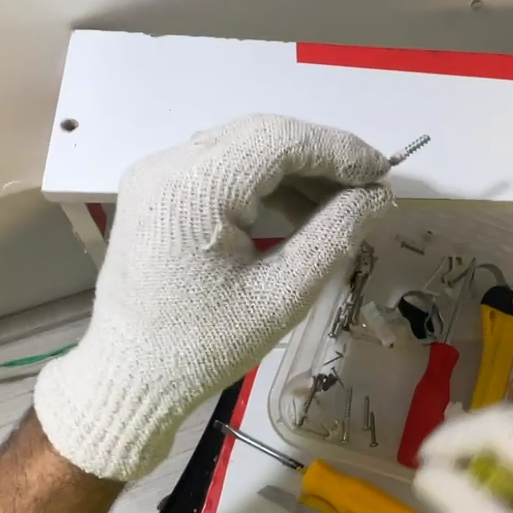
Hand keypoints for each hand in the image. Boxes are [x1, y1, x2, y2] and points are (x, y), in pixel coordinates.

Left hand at [36, 115, 391, 480]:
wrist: (130, 377)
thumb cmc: (204, 345)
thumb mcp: (281, 296)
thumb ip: (335, 235)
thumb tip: (378, 195)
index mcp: (191, 188)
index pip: (278, 139)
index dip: (337, 149)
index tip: (382, 173)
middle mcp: (167, 164)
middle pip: (261, 136)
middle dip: (321, 157)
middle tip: (369, 186)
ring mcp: (158, 173)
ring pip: (245, 147)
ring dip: (297, 169)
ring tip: (342, 203)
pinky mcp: (160, 189)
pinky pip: (225, 167)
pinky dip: (267, 182)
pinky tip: (299, 210)